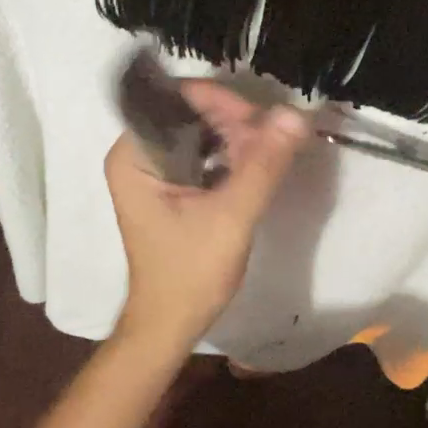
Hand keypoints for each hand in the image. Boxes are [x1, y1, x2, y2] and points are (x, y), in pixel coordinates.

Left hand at [106, 80, 309, 347]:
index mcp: (133, 156)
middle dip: (234, 122)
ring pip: (201, 135)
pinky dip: (231, 157)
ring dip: (238, 139)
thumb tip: (294, 115)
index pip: (177, 103)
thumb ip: (263, 165)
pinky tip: (258, 167)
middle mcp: (137, 157)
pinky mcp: (172, 190)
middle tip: (274, 139)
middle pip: (191, 116)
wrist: (171, 325)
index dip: (221, 102)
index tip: (262, 119)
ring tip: (271, 152)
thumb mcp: (232, 217)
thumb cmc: (190, 273)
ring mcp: (154, 173)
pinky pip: (203, 157)